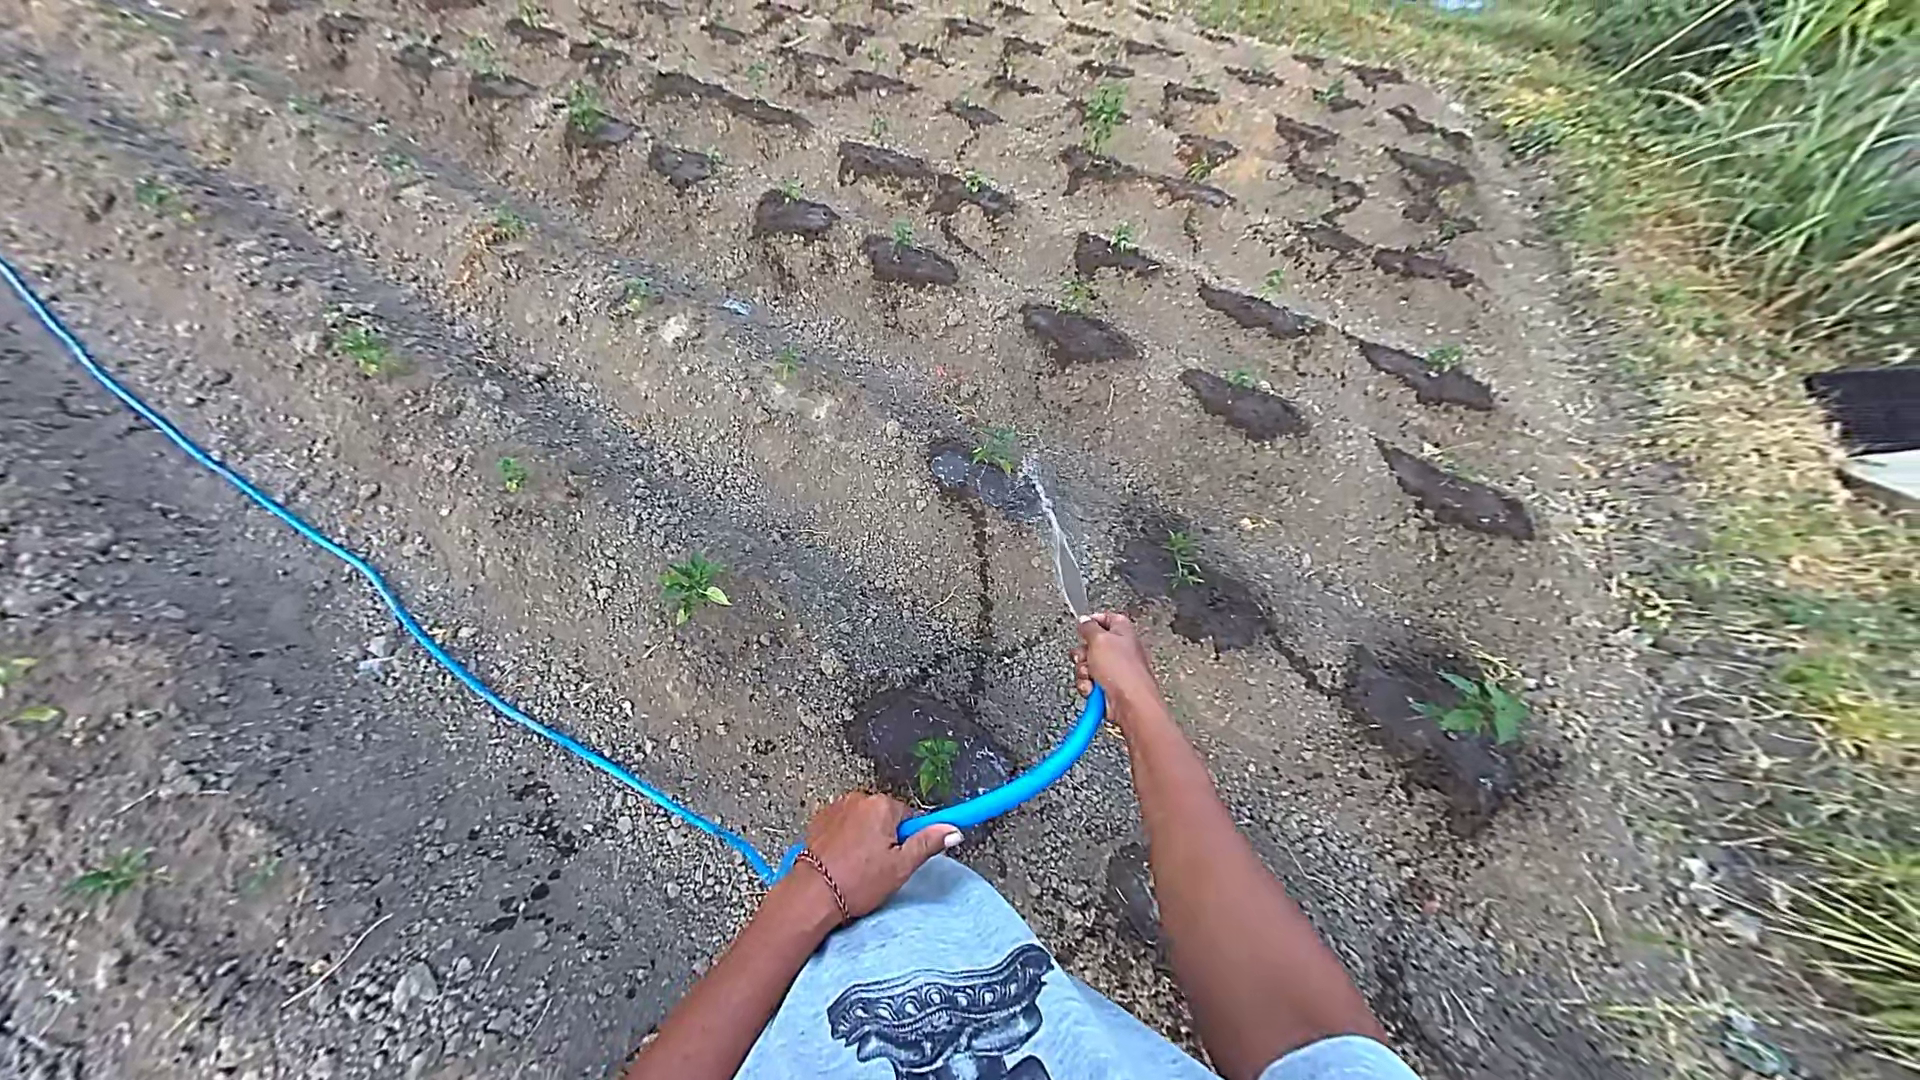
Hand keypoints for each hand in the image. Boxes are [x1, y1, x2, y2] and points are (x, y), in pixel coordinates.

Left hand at [797, 792, 960, 919]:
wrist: (811, 896)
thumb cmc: (856, 883)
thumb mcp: (900, 867)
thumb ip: (928, 843)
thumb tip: (954, 830)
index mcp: (882, 806)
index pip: (910, 816)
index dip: (908, 840)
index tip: (900, 857)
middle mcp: (860, 798)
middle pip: (886, 816)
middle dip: (886, 838)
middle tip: (879, 867)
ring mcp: (838, 807)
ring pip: (865, 820)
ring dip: (865, 837)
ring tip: (858, 867)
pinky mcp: (821, 818)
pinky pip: (844, 823)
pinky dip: (846, 837)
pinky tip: (843, 860)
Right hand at [1073, 612, 1162, 713]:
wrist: (1130, 704)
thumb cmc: (1123, 671)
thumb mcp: (1099, 640)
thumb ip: (1088, 627)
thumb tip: (1083, 620)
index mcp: (1123, 632)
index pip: (1106, 618)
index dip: (1092, 622)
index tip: (1082, 627)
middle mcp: (1120, 650)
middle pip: (1091, 644)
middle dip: (1082, 653)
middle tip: (1086, 657)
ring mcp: (1114, 670)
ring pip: (1086, 665)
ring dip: (1083, 672)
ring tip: (1092, 677)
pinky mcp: (1107, 687)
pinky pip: (1088, 682)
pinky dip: (1087, 686)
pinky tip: (1093, 689)